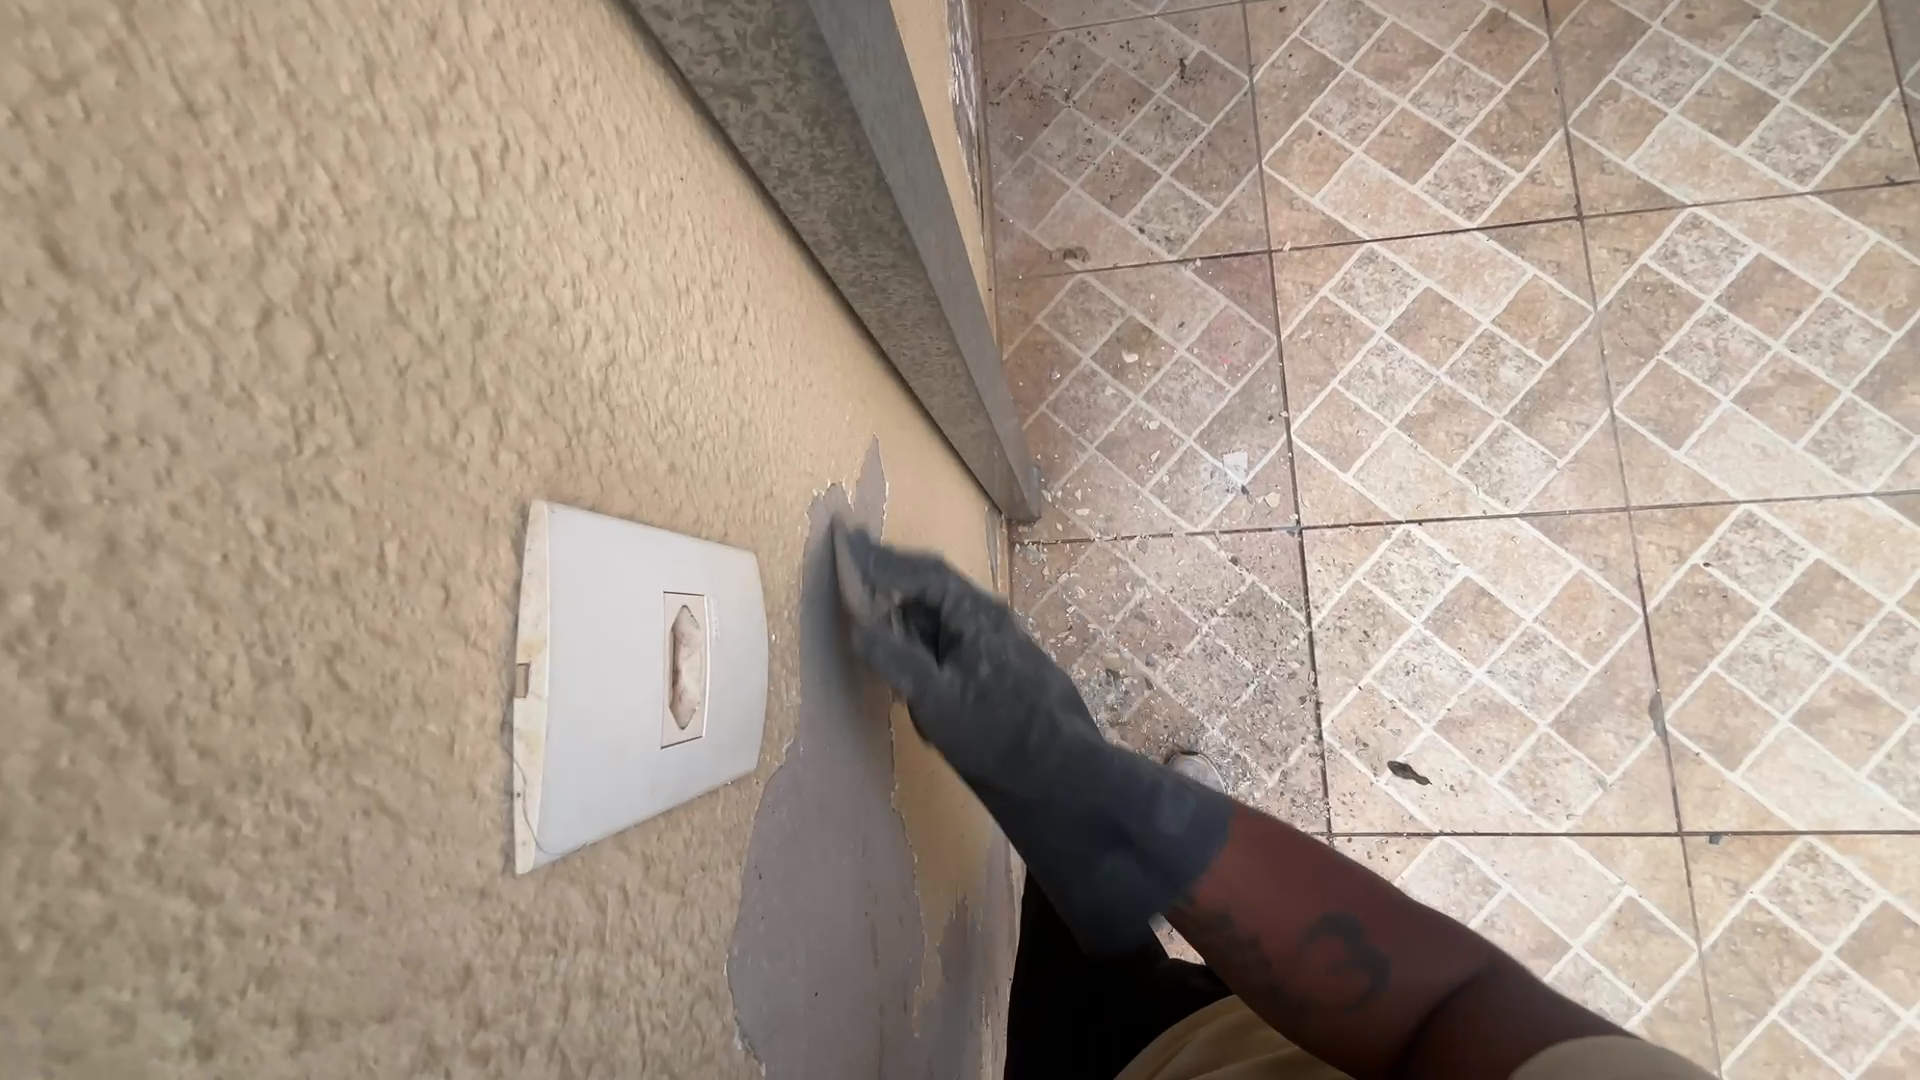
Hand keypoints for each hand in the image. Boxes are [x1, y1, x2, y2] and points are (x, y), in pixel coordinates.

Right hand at [833, 523, 1234, 951]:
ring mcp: (995, 641)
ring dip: (909, 625)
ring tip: (888, 646)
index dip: (880, 556)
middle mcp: (987, 618)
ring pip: (940, 618)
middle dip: (891, 587)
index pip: (921, 571)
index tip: (845, 537)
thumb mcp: (935, 699)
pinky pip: (951, 643)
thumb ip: (895, 658)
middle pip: (930, 589)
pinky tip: (919, 679)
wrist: (1061, 774)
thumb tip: (859, 626)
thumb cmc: (998, 735)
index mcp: (975, 613)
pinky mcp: (997, 665)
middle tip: (855, 582)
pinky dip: (926, 651)